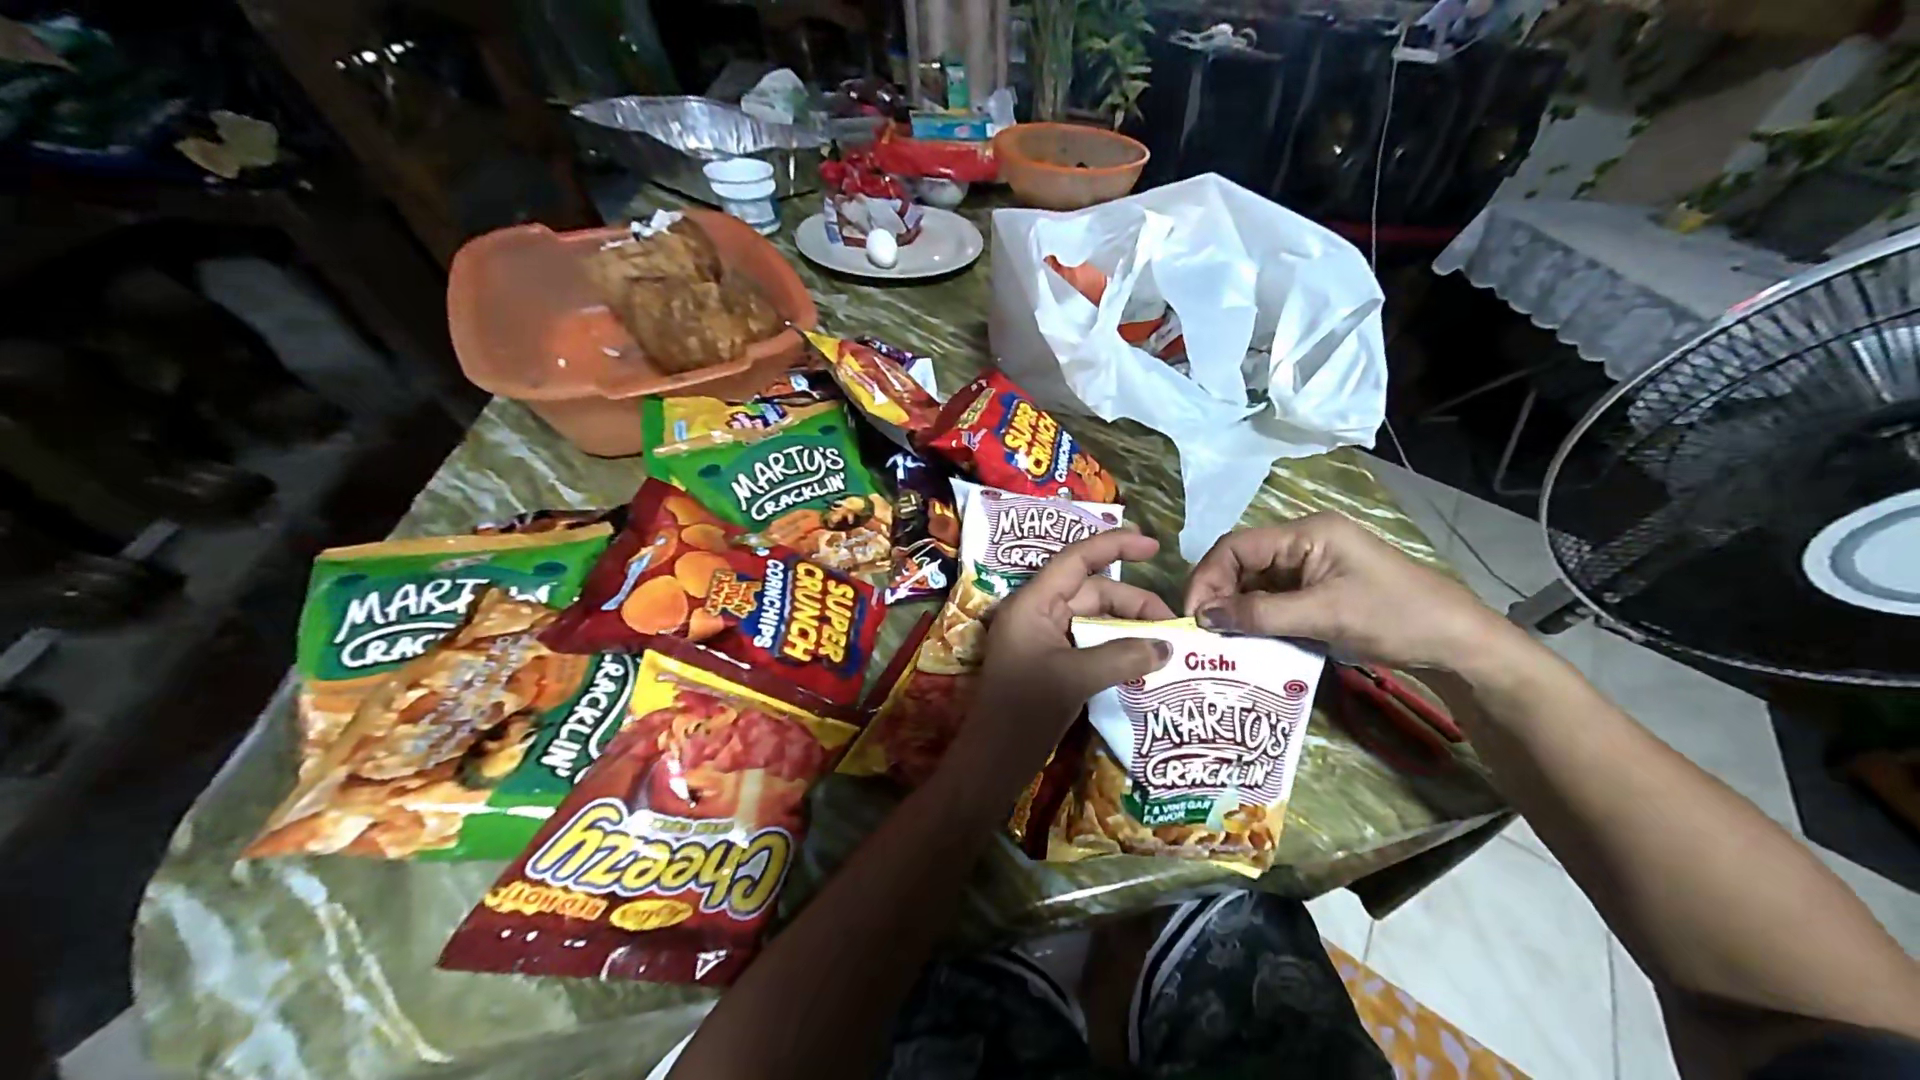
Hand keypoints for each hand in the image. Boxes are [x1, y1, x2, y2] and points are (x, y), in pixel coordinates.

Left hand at [954, 531, 1173, 779]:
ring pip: (1091, 618)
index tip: (1155, 546)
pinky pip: (1087, 642)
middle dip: (1133, 603)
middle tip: (1173, 626)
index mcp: (1032, 603)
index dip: (1115, 546)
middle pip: (1091, 591)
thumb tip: (1166, 647)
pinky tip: (1141, 661)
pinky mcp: (1048, 662)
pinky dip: (1114, 647)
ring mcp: (1041, 638)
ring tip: (1164, 646)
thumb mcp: (1075, 678)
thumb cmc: (1024, 711)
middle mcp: (1036, 612)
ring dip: (1126, 627)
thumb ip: (1122, 657)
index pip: (1076, 559)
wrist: (992, 761)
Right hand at [1183, 512, 1525, 676]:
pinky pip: (1273, 599)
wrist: (1459, 643)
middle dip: (1218, 594)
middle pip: (1242, 562)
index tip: (1194, 615)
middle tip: (1204, 632)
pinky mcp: (1317, 589)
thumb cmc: (1396, 618)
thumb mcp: (1324, 616)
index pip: (1237, 546)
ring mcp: (1311, 566)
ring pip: (1254, 583)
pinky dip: (1256, 618)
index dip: (1208, 577)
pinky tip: (1247, 639)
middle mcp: (1304, 542)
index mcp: (1308, 533)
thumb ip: (1260, 614)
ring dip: (1235, 609)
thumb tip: (1204, 617)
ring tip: (1220, 640)